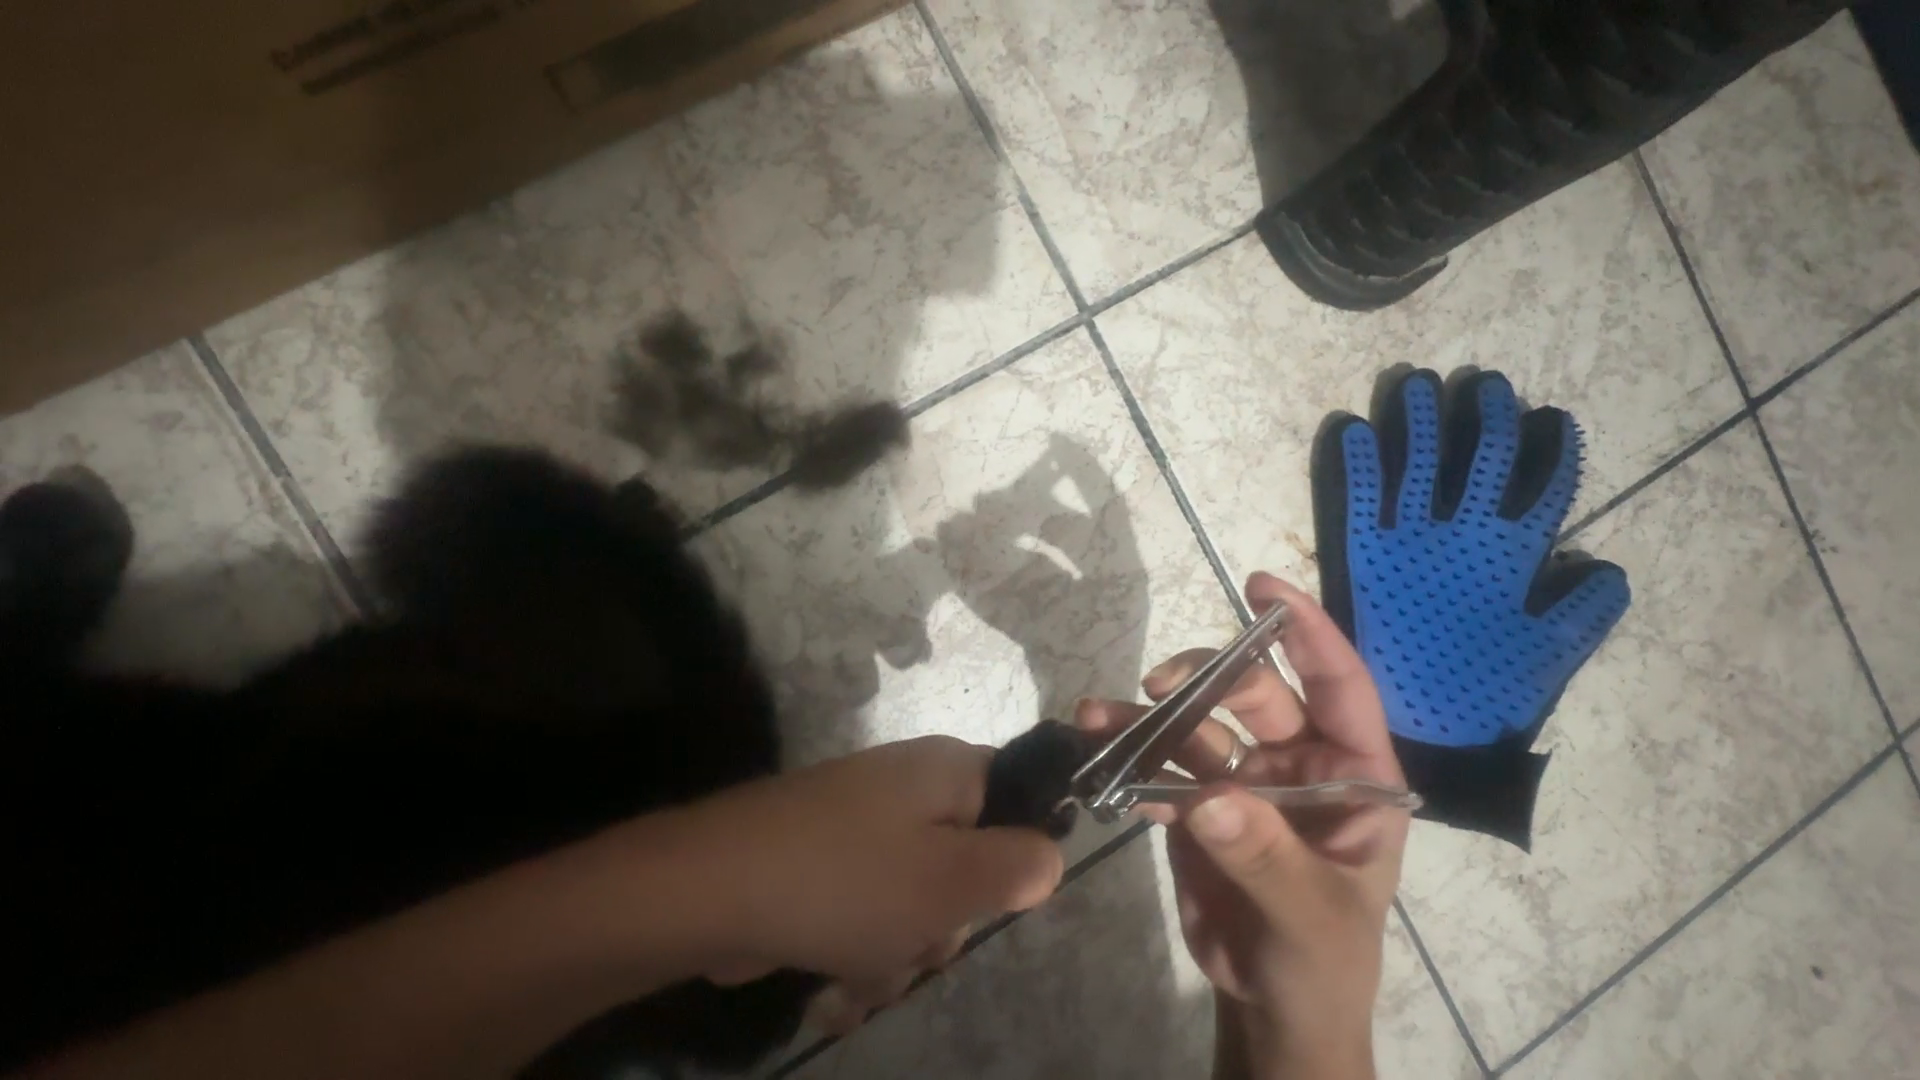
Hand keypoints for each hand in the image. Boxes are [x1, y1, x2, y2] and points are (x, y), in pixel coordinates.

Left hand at [662, 736, 1064, 995]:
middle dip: (946, 922)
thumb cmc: (845, 881)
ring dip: (899, 952)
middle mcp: (906, 788)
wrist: (707, 890)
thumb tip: (1050, 854)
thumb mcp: (950, 882)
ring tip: (862, 971)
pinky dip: (858, 953)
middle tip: (921, 941)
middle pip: (966, 861)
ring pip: (915, 901)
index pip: (1018, 795)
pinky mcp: (823, 864)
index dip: (1017, 852)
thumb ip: (1016, 867)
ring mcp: (859, 825)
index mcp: (945, 772)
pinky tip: (831, 987)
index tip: (994, 896)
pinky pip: (867, 912)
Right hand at [1076, 573, 1408, 1076]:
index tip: (1263, 587)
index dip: (1308, 632)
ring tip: (1099, 712)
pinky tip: (1098, 752)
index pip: (1339, 686)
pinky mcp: (1195, 804)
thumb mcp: (1313, 919)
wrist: (1269, 1005)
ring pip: (1197, 724)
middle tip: (1161, 686)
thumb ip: (1269, 859)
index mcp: (1351, 775)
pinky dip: (1130, 758)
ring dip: (1151, 715)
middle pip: (1253, 694)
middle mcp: (1296, 763)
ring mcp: (1241, 780)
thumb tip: (1212, 796)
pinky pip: (1160, 766)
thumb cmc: (1322, 962)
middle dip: (1208, 679)